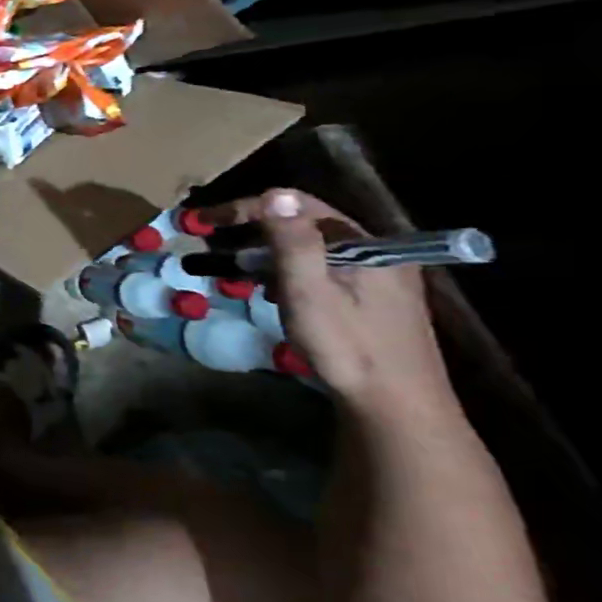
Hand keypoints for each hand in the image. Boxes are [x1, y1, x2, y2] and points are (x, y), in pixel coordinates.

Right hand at [203, 190, 452, 415]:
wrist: (395, 406)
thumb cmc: (347, 346)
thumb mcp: (310, 291)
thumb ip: (294, 242)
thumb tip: (274, 195)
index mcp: (369, 245)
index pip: (300, 205)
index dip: (249, 207)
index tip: (206, 220)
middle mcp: (377, 253)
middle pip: (304, 223)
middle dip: (252, 227)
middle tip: (210, 238)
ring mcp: (376, 276)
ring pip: (309, 247)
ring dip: (265, 250)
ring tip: (230, 264)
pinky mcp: (369, 297)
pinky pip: (318, 267)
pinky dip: (284, 269)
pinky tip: (268, 289)